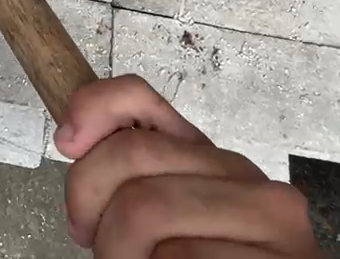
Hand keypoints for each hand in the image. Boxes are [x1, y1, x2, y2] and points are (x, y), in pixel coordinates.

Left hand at [54, 76, 321, 257]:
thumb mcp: (157, 221)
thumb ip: (129, 173)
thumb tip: (71, 138)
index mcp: (217, 162)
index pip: (140, 96)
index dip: (93, 107)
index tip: (65, 140)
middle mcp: (253, 181)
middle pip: (132, 153)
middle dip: (90, 197)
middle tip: (93, 239)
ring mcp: (274, 223)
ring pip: (146, 209)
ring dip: (117, 247)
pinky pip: (178, 256)